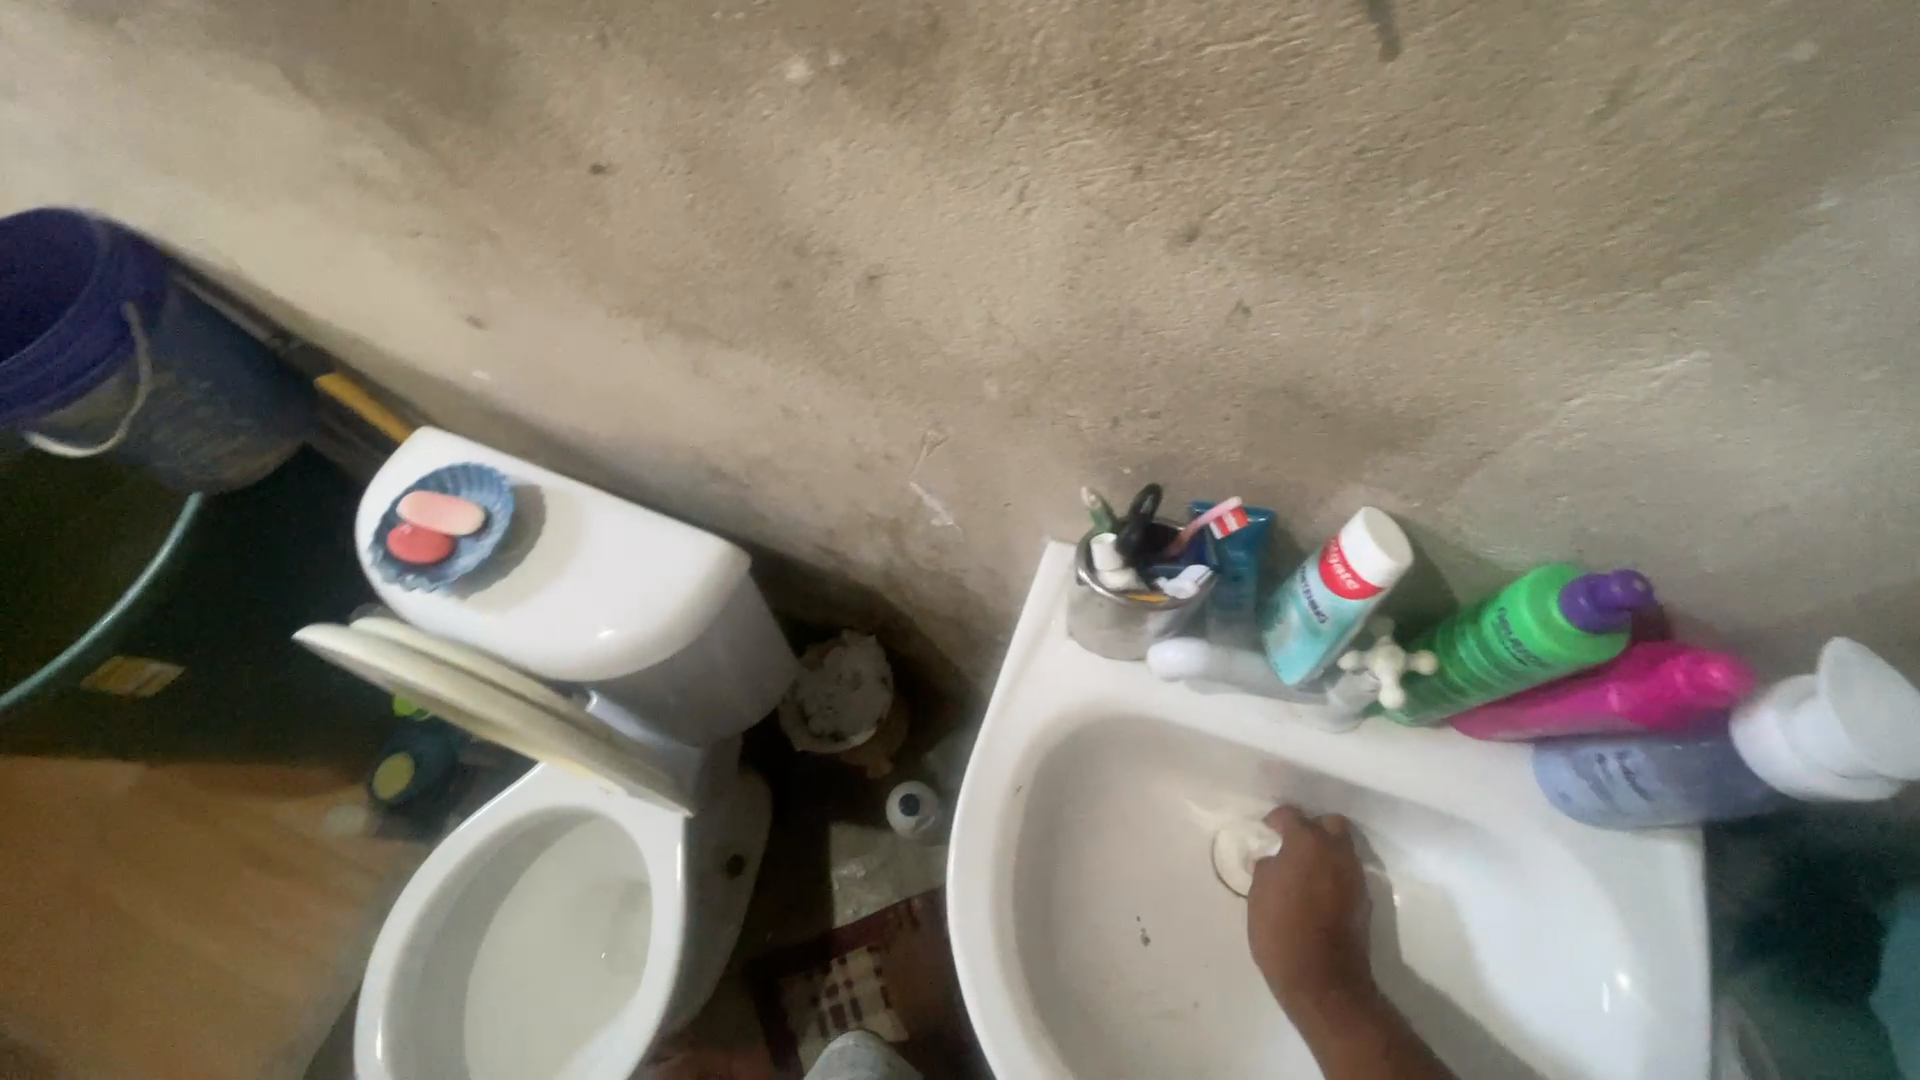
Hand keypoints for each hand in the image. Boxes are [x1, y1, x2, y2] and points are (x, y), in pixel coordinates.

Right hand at [1246, 806, 1374, 1015]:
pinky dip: (1333, 875)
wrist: (1323, 981)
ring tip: (1303, 870)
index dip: (1276, 819)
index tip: (1267, 830)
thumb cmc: (1281, 930)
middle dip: (1313, 827)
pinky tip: (1316, 892)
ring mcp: (1355, 878)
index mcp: (1307, 844)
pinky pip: (1348, 874)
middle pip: (1331, 824)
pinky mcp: (1364, 902)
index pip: (1292, 815)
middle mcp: (1336, 853)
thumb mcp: (1259, 894)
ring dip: (1325, 852)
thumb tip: (1274, 862)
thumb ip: (1268, 868)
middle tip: (1293, 843)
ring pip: (1343, 849)